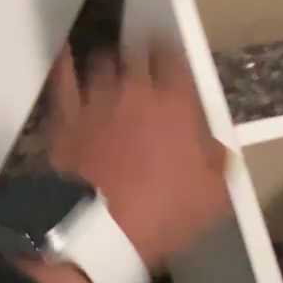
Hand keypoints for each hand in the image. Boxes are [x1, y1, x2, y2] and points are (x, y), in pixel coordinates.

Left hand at [22, 43, 229, 282]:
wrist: (101, 232)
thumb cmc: (163, 212)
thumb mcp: (212, 195)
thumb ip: (218, 161)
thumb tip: (219, 148)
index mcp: (175, 103)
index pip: (176, 59)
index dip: (174, 53)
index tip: (173, 56)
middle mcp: (136, 90)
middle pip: (140, 52)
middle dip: (144, 50)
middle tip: (146, 55)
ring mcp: (98, 100)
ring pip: (104, 61)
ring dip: (111, 60)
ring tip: (114, 64)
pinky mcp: (68, 116)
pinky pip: (64, 79)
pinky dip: (65, 63)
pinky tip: (66, 52)